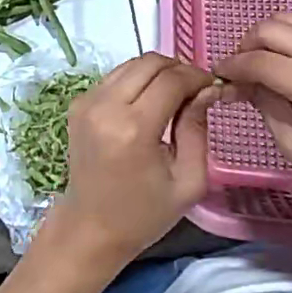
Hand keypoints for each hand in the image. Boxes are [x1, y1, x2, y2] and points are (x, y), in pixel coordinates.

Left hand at [39, 53, 219, 267]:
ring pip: (132, 64)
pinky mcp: (79, 103)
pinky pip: (116, 76)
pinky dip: (137, 80)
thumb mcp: (188, 182)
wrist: (89, 229)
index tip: (212, 85)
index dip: (197, 76)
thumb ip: (198, 129)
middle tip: (195, 88)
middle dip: (178, 69)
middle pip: (150, 63)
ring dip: (157, 71)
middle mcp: (106, 107)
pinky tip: (148, 102)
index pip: (171, 80)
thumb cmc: (144, 214)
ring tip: (174, 94)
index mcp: (134, 129)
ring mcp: (88, 102)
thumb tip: (207, 88)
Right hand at [215, 13, 291, 257]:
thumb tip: (237, 82)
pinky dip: (289, 35)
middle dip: (246, 44)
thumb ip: (265, 106)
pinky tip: (282, 60)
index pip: (262, 60)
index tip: (217, 76)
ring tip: (256, 63)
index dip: (233, 66)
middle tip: (236, 71)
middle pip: (273, 28)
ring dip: (266, 35)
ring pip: (291, 19)